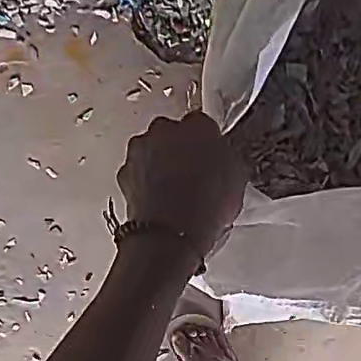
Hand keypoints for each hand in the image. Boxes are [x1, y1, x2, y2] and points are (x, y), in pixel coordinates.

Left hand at [116, 112, 248, 259]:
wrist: (170, 235)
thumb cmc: (204, 207)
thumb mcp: (236, 181)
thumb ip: (229, 161)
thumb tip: (227, 164)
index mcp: (198, 126)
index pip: (203, 125)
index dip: (207, 144)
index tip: (210, 156)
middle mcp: (165, 130)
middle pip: (173, 133)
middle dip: (180, 149)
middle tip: (192, 173)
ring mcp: (141, 150)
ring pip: (152, 150)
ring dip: (160, 163)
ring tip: (175, 190)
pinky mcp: (125, 172)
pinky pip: (137, 172)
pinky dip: (145, 181)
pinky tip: (159, 199)